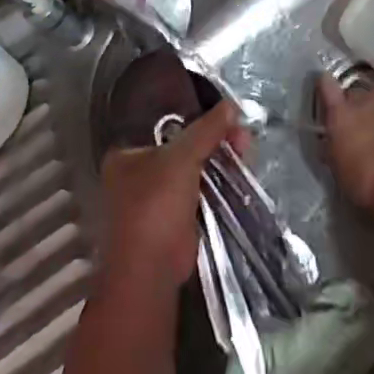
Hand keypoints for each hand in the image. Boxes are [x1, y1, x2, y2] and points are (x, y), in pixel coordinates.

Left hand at [99, 100, 246, 287]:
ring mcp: (156, 199)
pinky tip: (241, 173)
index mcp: (126, 154)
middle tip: (243, 135)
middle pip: (182, 148)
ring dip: (219, 161)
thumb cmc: (155, 205)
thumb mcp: (180, 160)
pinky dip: (218, 184)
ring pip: (193, 171)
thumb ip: (205, 131)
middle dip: (214, 140)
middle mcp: (136, 174)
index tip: (225, 118)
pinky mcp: (175, 220)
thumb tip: (232, 105)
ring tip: (247, 148)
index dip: (196, 120)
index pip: (164, 127)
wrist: (151, 268)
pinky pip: (199, 193)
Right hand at [318, 73, 373, 210]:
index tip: (324, 85)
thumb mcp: (335, 165)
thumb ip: (331, 147)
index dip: (325, 84)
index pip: (326, 85)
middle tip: (354, 114)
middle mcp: (363, 102)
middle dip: (354, 99)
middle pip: (356, 88)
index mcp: (339, 113)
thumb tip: (329, 144)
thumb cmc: (360, 177)